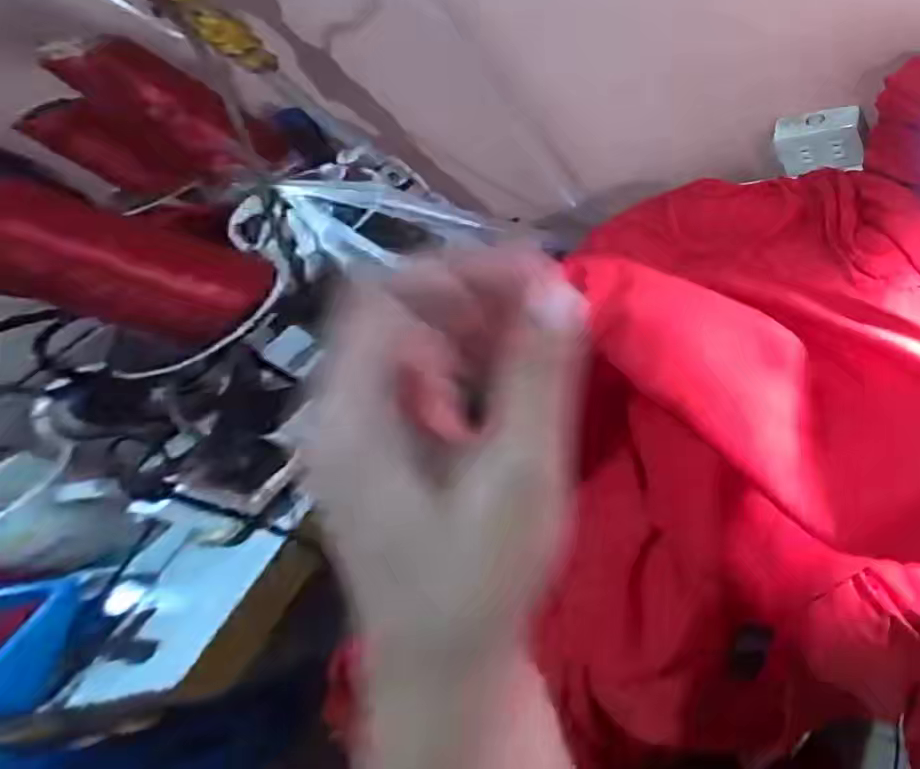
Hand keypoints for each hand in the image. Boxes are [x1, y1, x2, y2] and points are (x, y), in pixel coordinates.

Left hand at [300, 246, 585, 667]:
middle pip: (406, 308)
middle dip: (486, 288)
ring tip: (559, 319)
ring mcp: (375, 425)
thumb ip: (537, 378)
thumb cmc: (479, 572)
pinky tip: (536, 360)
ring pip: (427, 336)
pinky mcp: (405, 441)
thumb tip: (563, 287)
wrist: (448, 659)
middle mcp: (350, 408)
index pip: (385, 294)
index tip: (542, 271)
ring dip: (494, 317)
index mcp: (354, 412)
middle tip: (562, 294)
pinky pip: (442, 370)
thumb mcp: (518, 472)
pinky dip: (491, 351)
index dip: (463, 267)